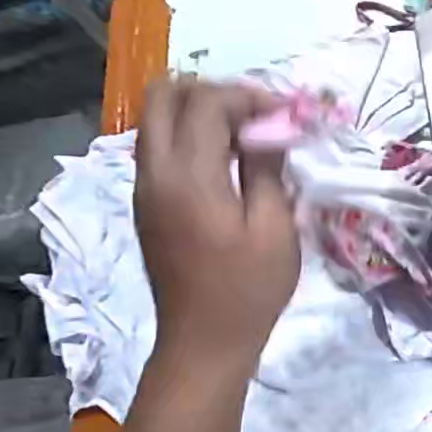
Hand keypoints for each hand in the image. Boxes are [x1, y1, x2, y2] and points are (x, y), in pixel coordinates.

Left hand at [135, 78, 300, 372]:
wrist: (204, 340)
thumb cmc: (249, 289)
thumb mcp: (275, 230)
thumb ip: (267, 170)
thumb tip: (269, 129)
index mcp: (189, 177)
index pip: (207, 103)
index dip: (249, 96)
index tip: (286, 114)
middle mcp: (155, 172)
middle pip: (165, 95)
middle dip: (215, 92)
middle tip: (259, 115)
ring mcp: (145, 187)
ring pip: (157, 118)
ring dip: (201, 112)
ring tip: (249, 135)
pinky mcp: (147, 203)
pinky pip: (159, 146)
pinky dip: (192, 136)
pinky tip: (230, 161)